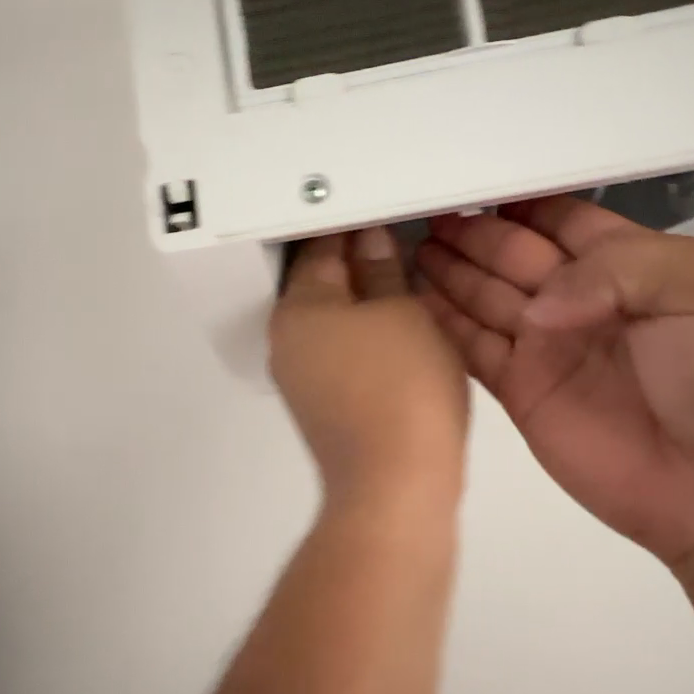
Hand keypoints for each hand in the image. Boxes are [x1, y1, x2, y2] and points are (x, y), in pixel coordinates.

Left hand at [272, 228, 470, 511]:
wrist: (395, 488)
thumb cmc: (402, 387)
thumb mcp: (403, 314)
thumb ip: (384, 270)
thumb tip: (368, 237)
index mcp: (297, 308)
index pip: (320, 245)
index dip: (354, 222)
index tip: (386, 205)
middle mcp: (286, 340)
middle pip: (321, 284)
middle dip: (357, 260)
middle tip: (403, 236)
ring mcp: (300, 377)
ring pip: (332, 320)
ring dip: (363, 298)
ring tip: (407, 277)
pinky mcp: (322, 406)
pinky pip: (342, 352)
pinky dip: (365, 334)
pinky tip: (398, 328)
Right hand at [416, 197, 693, 562]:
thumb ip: (615, 267)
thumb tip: (537, 308)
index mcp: (631, 263)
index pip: (561, 219)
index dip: (518, 203)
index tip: (471, 182)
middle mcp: (584, 300)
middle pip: (512, 255)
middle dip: (472, 234)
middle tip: (423, 212)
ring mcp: (550, 349)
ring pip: (485, 298)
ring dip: (448, 273)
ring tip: (404, 245)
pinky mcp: (523, 394)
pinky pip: (474, 350)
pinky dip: (443, 326)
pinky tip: (411, 299)